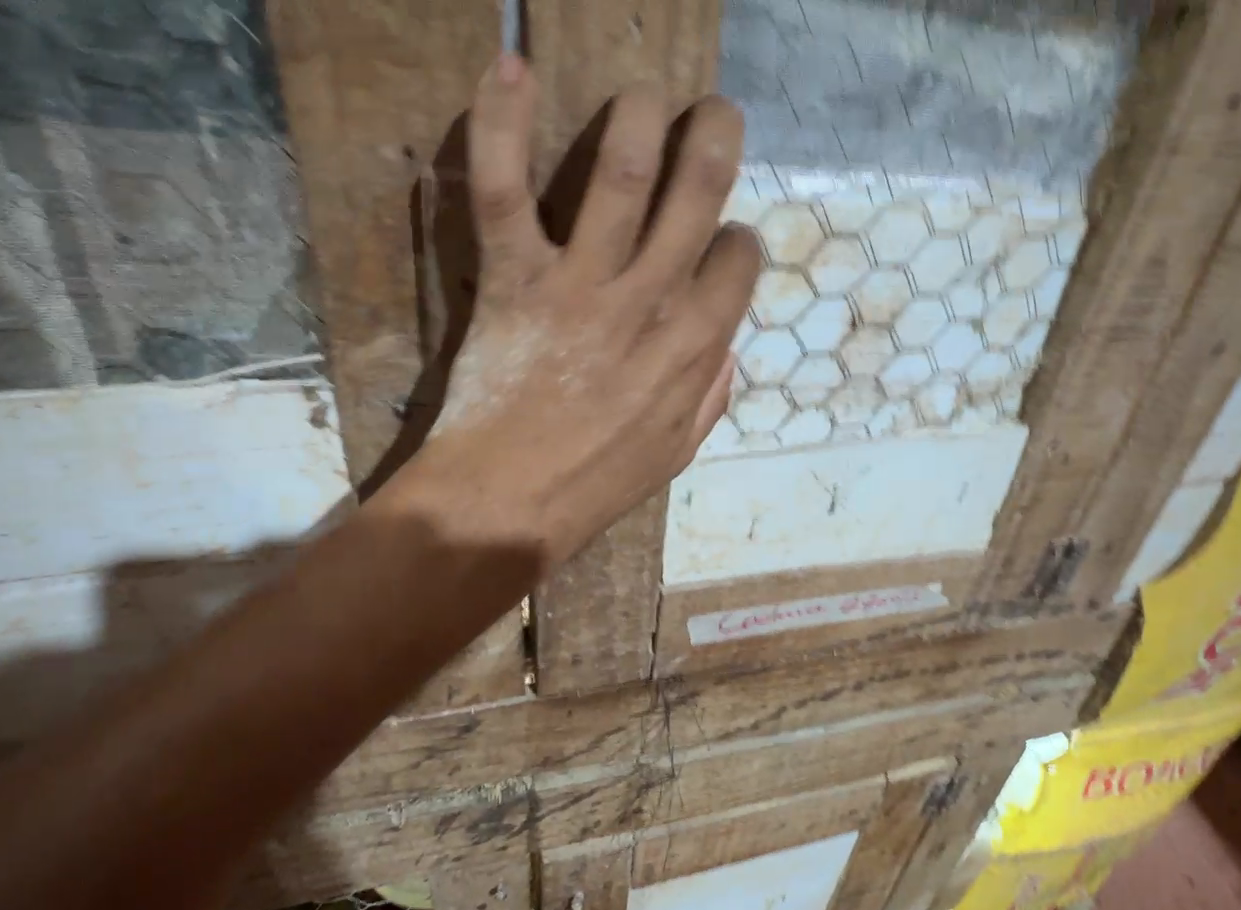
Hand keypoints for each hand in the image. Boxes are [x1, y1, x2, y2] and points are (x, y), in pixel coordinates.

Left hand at [414, 54, 761, 564]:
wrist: (506, 508)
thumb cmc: (593, 489)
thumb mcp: (675, 455)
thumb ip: (709, 395)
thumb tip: (727, 346)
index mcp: (697, 349)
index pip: (738, 259)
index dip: (732, 241)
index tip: (715, 244)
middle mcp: (650, 302)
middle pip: (699, 193)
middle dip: (714, 138)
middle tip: (711, 115)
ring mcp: (582, 286)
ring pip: (623, 173)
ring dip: (640, 116)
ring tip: (644, 94)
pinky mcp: (515, 280)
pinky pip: (508, 190)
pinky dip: (502, 125)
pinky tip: (510, 71)